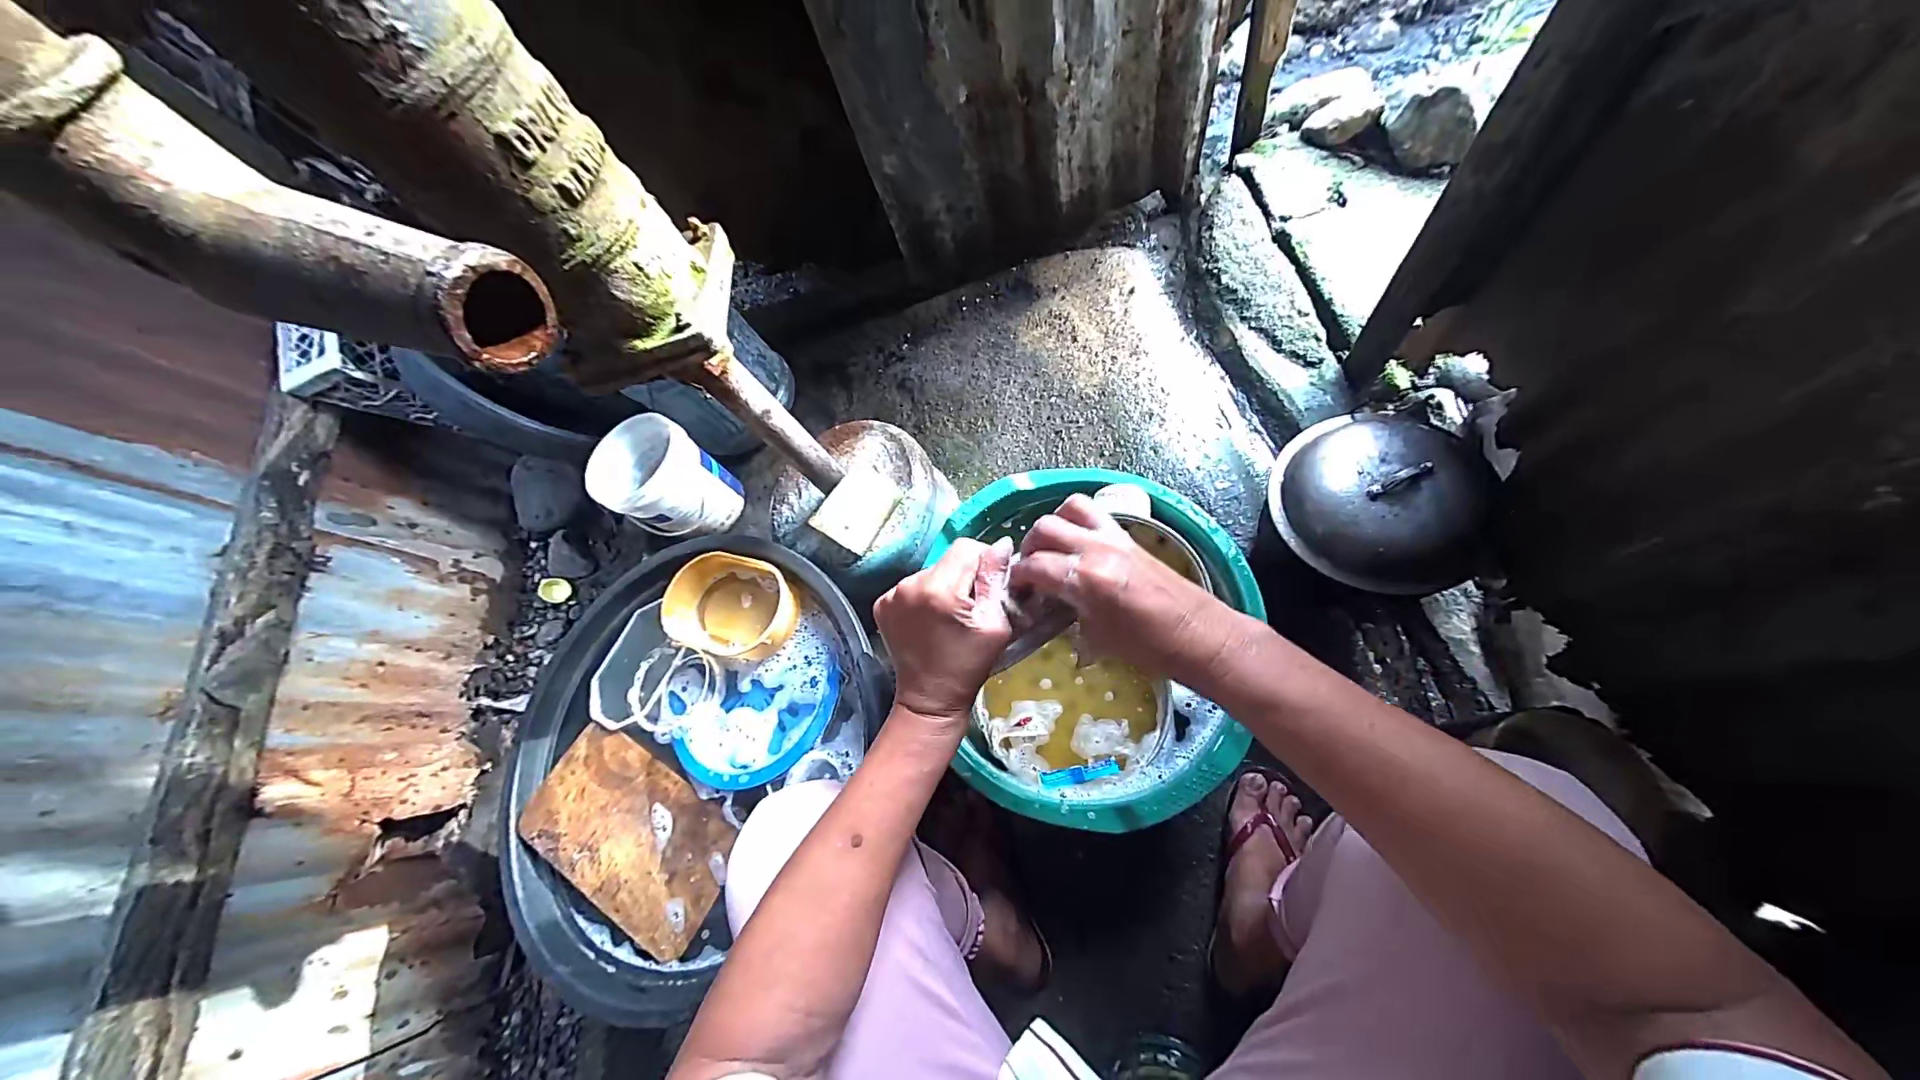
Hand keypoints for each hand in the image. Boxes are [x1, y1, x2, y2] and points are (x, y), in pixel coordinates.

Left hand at [874, 537, 1015, 735]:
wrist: (929, 699)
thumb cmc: (968, 666)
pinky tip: (931, 620)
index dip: (984, 562)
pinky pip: (913, 585)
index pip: (967, 547)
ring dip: (944, 586)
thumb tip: (1000, 545)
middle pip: (948, 559)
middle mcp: (910, 585)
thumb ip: (996, 581)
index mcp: (940, 589)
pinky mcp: (883, 604)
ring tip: (949, 617)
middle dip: (964, 576)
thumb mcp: (996, 625)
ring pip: (931, 571)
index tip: (988, 588)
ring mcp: (892, 594)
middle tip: (970, 608)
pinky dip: (925, 596)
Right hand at [1008, 494, 1241, 683]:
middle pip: (1045, 528)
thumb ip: (1068, 613)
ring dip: (1054, 524)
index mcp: (1085, 578)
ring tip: (1052, 548)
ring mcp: (1115, 538)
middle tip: (1030, 570)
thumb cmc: (1149, 648)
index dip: (1017, 578)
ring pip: (1070, 508)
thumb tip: (1050, 605)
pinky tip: (1079, 545)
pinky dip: (1078, 521)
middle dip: (1029, 548)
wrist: (1199, 636)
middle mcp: (1097, 549)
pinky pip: (1095, 514)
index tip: (1016, 591)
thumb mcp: (1097, 638)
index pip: (1033, 566)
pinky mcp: (1128, 536)